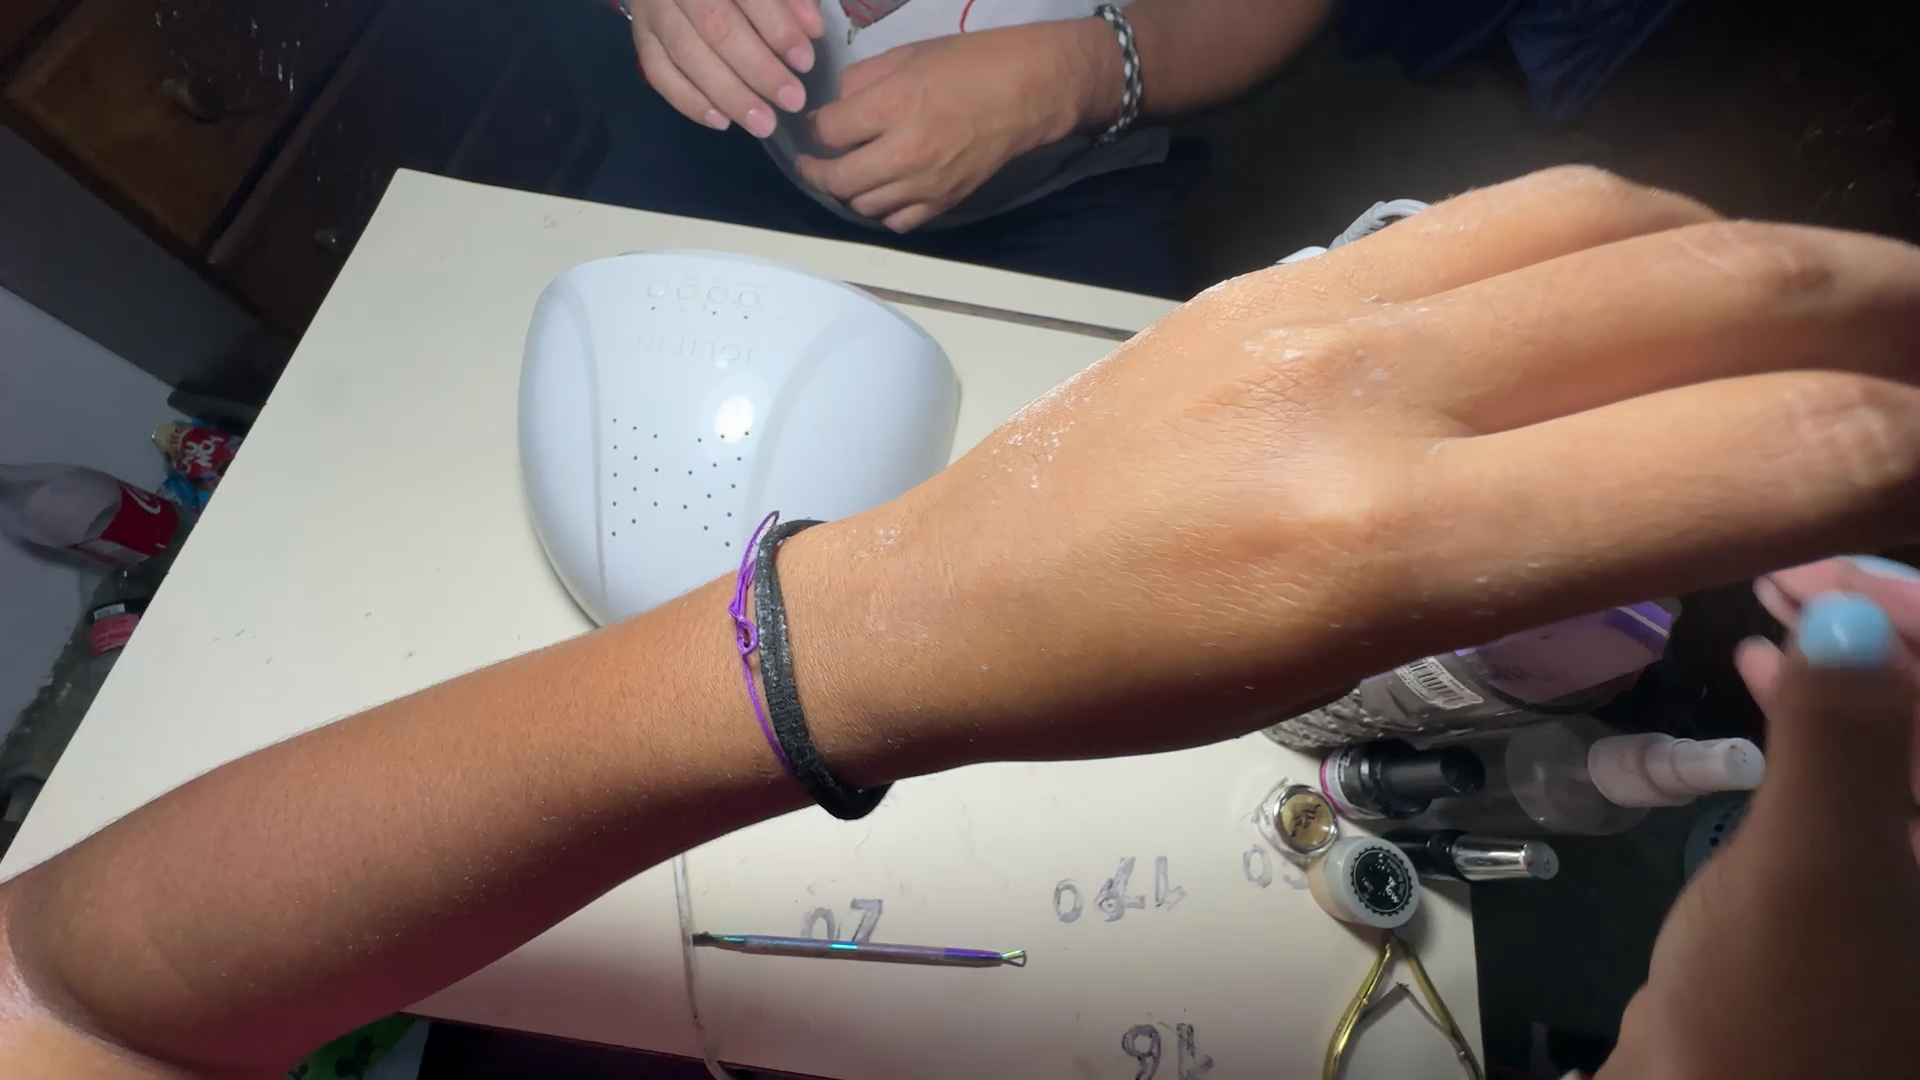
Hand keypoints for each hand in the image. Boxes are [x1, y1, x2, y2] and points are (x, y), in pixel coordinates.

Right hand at [630, 0, 822, 136]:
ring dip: (729, 94)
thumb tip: (812, 28)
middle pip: (716, 26)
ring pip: (687, 53)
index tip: (805, 61)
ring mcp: (653, 7)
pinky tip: (722, 122)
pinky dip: (689, 101)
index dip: (777, 27)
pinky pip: (658, 72)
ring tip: (764, 125)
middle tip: (792, 100)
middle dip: (758, 68)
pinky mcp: (641, 35)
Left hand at [778, 166, 1919, 777]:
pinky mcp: (1245, 289)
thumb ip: (1518, 575)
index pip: (1763, 452)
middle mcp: (1366, 385)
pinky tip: (1580, 298)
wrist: (957, 598)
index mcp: (1390, 533)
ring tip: (1775, 317)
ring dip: (1730, 255)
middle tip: (1908, 378)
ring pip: (1597, 213)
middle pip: (1720, 287)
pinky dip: (1572, 248)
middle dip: (1881, 324)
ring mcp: (1297, 310)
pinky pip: (1460, 226)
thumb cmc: (1119, 677)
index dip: (1902, 469)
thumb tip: (1681, 508)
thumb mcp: (1331, 666)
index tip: (1903, 496)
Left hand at [795, 20, 1114, 231]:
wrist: (1023, 94)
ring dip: (849, 193)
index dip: (814, 130)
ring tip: (849, 176)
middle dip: (817, 173)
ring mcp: (923, 185)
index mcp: (892, 107)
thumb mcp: (907, 54)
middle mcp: (903, 154)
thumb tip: (835, 109)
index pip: (829, 132)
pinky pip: (898, 222)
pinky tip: (882, 194)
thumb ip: (862, 81)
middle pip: (839, 181)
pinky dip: (882, 211)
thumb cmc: (968, 65)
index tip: (815, 126)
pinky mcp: (941, 203)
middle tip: (813, 164)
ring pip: (864, 206)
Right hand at [1603, 587, 1919, 1077]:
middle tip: (1788, 574)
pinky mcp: (1882, 866)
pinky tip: (1761, 675)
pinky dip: (1824, 709)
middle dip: (1884, 627)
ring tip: (1767, 610)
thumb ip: (1842, 741)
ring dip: (1850, 661)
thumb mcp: (1814, 865)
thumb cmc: (1782, 991)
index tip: (1822, 568)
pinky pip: (1875, 759)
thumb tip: (1843, 611)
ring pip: (1914, 727)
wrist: (1725, 1079)